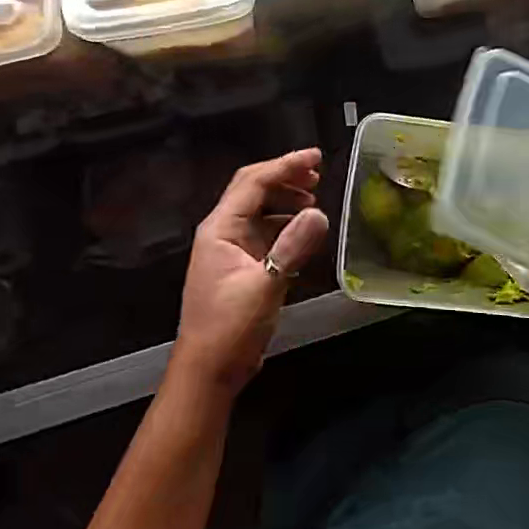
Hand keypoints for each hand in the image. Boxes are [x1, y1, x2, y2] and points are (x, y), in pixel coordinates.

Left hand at [173, 149, 329, 395]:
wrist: (209, 371)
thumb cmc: (229, 328)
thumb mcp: (265, 285)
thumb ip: (292, 247)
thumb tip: (320, 214)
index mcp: (220, 229)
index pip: (253, 183)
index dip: (285, 165)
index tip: (315, 158)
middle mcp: (222, 233)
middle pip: (253, 191)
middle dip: (285, 178)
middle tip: (318, 174)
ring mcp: (231, 250)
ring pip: (260, 212)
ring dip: (286, 201)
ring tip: (314, 199)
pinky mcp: (241, 267)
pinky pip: (265, 234)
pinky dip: (285, 226)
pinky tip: (304, 231)